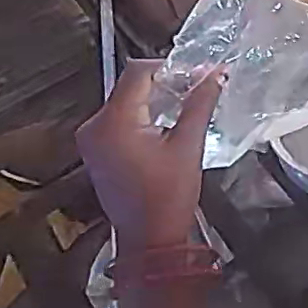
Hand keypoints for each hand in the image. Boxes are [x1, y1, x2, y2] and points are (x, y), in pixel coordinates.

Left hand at [76, 60, 222, 247]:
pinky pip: (120, 118)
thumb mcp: (188, 145)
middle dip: (165, 82)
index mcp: (114, 122)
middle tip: (198, 87)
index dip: (170, 67)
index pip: (138, 73)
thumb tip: (216, 74)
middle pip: (130, 85)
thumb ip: (200, 104)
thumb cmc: (169, 194)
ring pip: (126, 101)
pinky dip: (144, 114)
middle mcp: (94, 126)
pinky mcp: (96, 150)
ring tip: (188, 102)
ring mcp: (92, 139)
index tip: (198, 74)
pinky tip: (168, 121)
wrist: (149, 240)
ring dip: (156, 97)